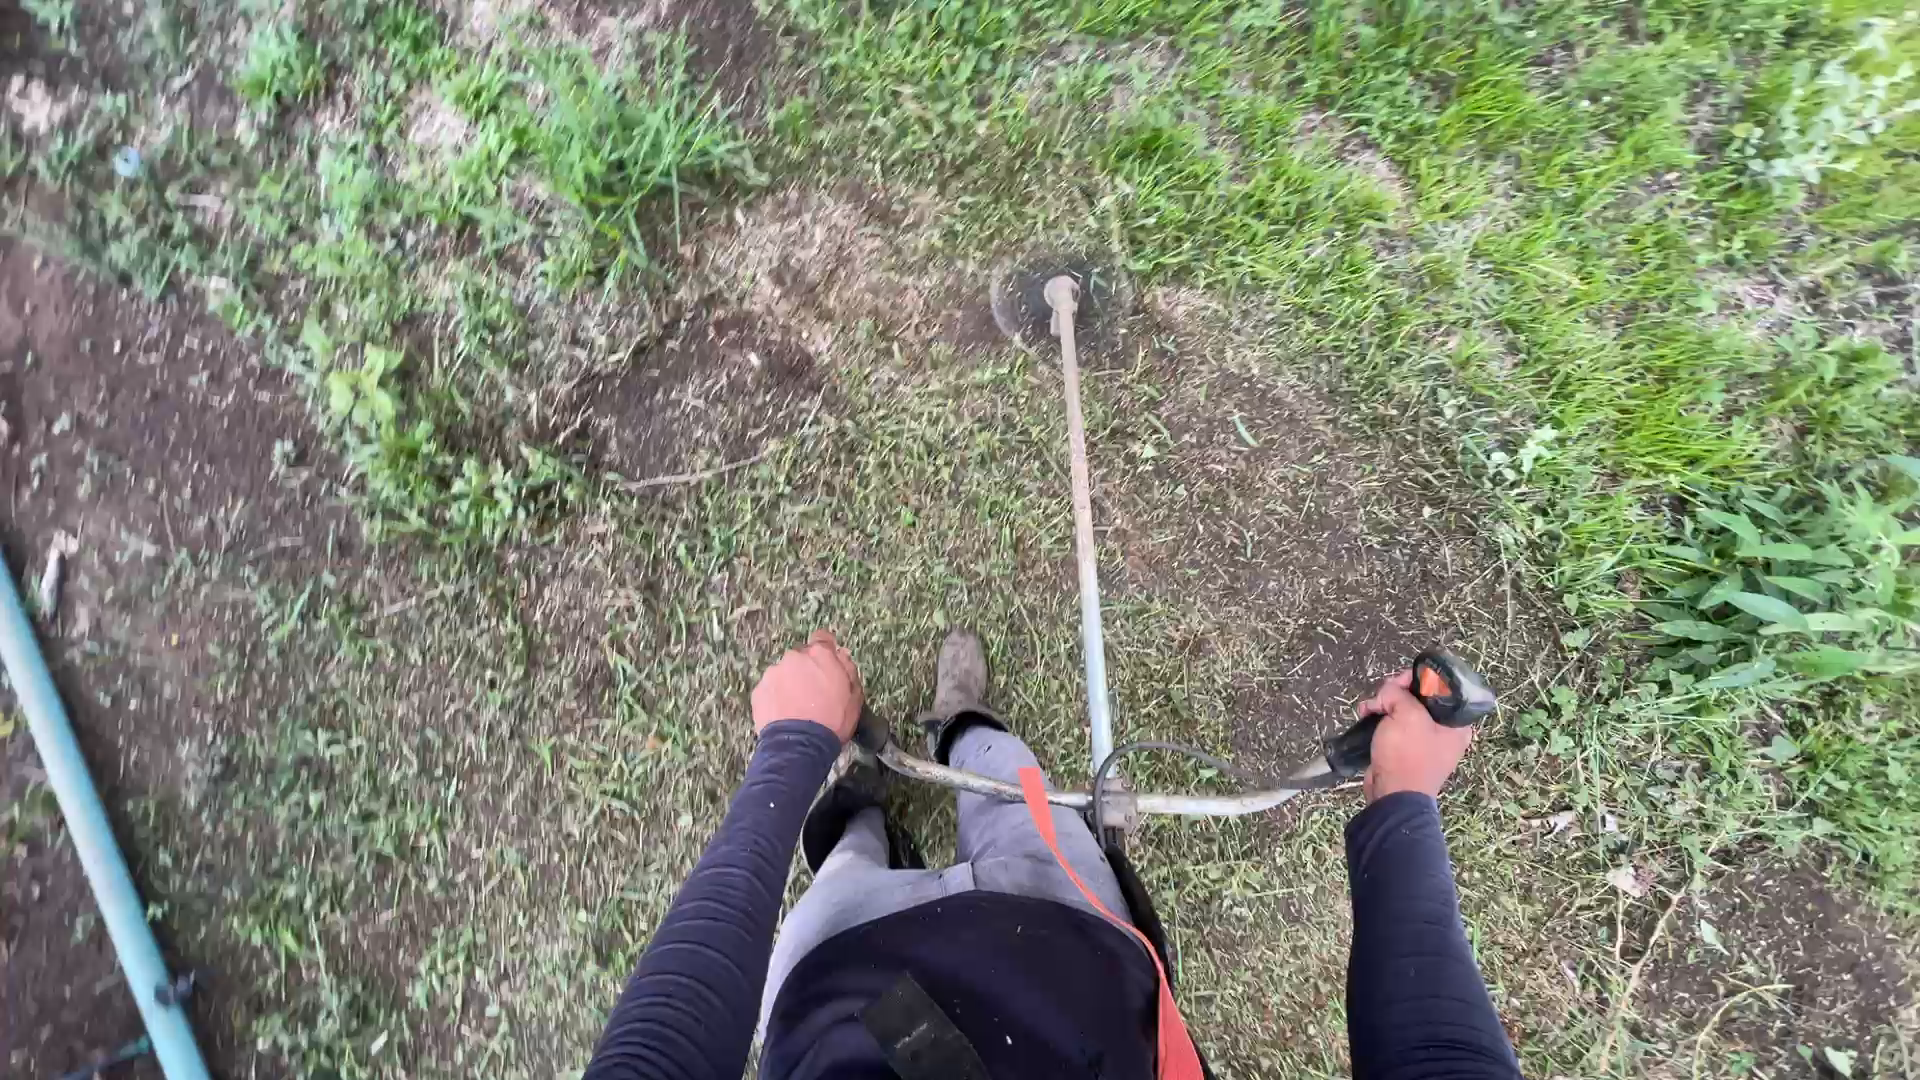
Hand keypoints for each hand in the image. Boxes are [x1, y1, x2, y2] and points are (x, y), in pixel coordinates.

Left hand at [751, 630, 862, 741]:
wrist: (799, 747)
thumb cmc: (832, 721)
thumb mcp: (854, 697)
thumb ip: (848, 670)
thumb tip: (841, 656)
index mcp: (820, 655)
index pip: (823, 638)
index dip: (826, 649)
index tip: (826, 663)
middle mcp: (795, 657)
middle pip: (802, 658)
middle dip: (807, 670)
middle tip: (813, 694)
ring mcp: (774, 673)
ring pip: (784, 673)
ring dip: (790, 684)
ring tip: (797, 708)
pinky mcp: (759, 690)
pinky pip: (770, 689)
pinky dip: (776, 697)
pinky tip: (784, 714)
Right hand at [1359, 669, 1473, 801]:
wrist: (1394, 793)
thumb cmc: (1407, 754)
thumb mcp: (1406, 715)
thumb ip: (1398, 694)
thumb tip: (1388, 693)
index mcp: (1456, 723)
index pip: (1439, 688)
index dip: (1415, 680)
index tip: (1396, 683)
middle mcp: (1444, 729)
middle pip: (1417, 697)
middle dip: (1394, 693)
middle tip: (1380, 699)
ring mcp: (1424, 739)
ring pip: (1402, 708)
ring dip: (1382, 704)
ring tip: (1368, 710)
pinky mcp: (1406, 747)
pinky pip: (1394, 724)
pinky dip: (1379, 717)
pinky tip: (1366, 716)